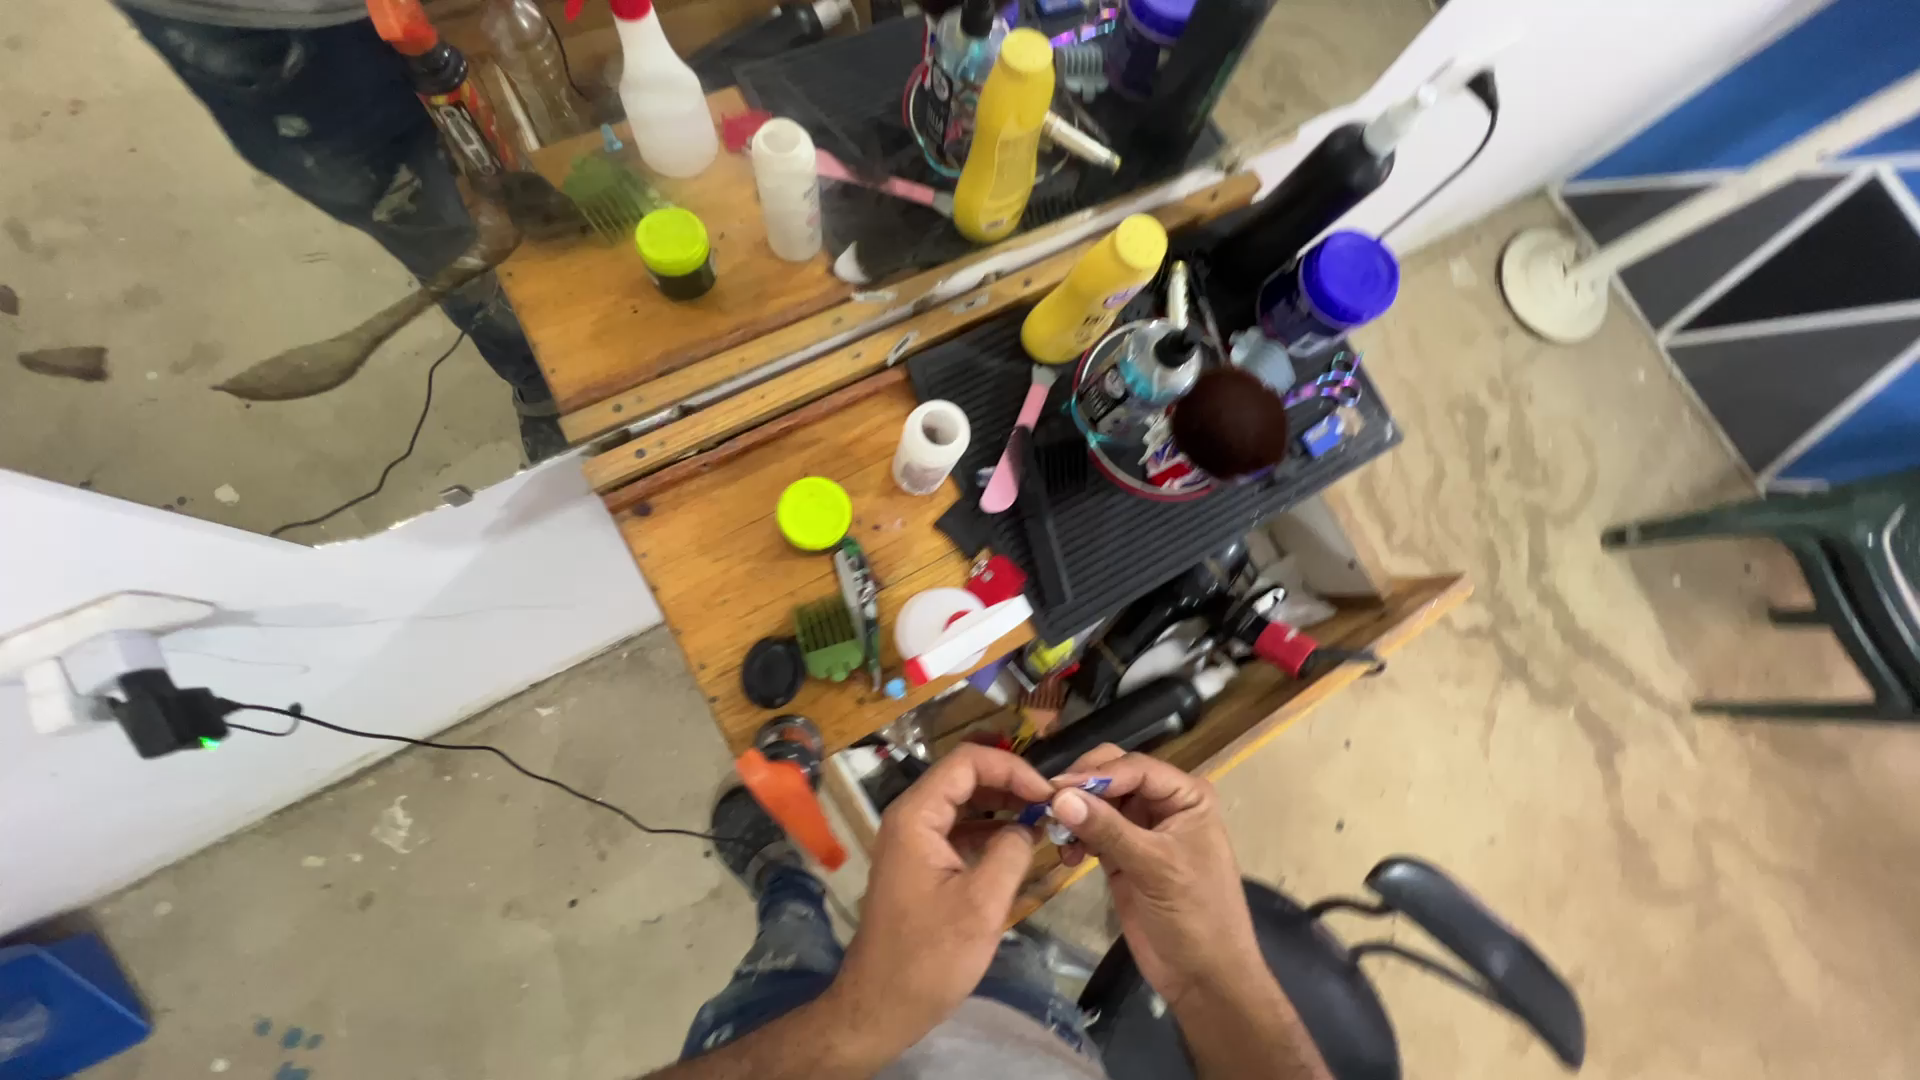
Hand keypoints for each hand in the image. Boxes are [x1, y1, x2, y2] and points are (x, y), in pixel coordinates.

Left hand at [828, 744, 1052, 1054]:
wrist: (879, 1008)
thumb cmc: (929, 958)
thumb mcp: (982, 905)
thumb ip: (1010, 853)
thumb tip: (1028, 826)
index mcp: (916, 815)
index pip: (966, 762)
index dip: (1011, 767)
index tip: (1045, 793)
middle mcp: (910, 816)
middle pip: (964, 776)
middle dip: (1009, 783)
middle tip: (1049, 804)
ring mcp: (912, 839)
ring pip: (962, 802)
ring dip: (1001, 804)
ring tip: (1042, 819)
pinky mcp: (919, 861)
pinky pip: (957, 828)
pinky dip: (988, 829)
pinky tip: (1018, 843)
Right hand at [1048, 745, 1263, 1007]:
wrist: (1204, 979)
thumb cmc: (1196, 917)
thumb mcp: (1155, 868)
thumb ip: (1107, 830)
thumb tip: (1060, 797)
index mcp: (1185, 795)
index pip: (1134, 767)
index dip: (1096, 774)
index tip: (1056, 788)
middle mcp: (1163, 802)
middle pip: (1113, 774)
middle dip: (1082, 787)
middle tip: (1050, 805)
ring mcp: (1141, 826)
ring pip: (1098, 800)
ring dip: (1075, 812)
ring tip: (1056, 834)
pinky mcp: (1121, 852)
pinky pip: (1092, 828)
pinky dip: (1076, 835)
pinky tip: (1067, 855)